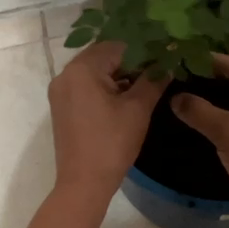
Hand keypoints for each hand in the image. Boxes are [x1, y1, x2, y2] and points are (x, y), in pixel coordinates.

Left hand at [48, 42, 164, 201]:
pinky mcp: (61, 106)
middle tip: (158, 66)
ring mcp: (60, 91)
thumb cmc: (112, 143)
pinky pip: (85, 86)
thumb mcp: (138, 109)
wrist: (83, 182)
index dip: (143, 49)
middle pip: (102, 55)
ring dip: (118, 73)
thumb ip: (153, 80)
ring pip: (94, 71)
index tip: (165, 54)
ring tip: (147, 80)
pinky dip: (105, 86)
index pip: (117, 45)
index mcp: (82, 69)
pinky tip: (127, 94)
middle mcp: (65, 74)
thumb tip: (168, 63)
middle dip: (130, 60)